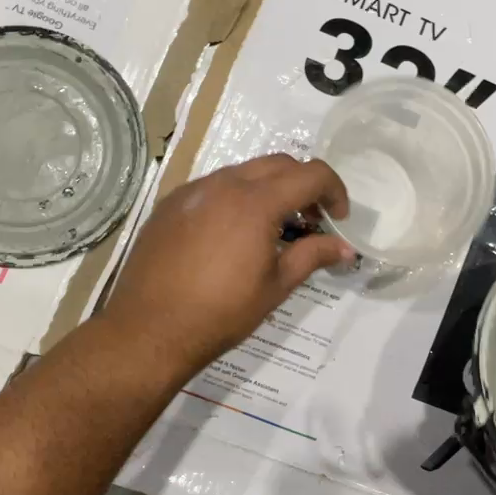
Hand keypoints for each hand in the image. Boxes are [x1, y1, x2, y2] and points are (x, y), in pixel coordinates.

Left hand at [100, 154, 351, 376]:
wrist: (149, 329)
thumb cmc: (222, 312)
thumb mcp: (276, 285)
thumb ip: (313, 256)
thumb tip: (345, 248)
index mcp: (256, 202)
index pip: (311, 175)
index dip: (335, 191)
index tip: (338, 219)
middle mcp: (224, 184)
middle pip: (278, 164)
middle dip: (304, 186)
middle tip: (312, 221)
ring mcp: (193, 191)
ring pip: (244, 173)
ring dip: (269, 190)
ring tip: (274, 229)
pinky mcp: (170, 205)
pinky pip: (213, 187)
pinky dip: (236, 199)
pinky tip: (234, 236)